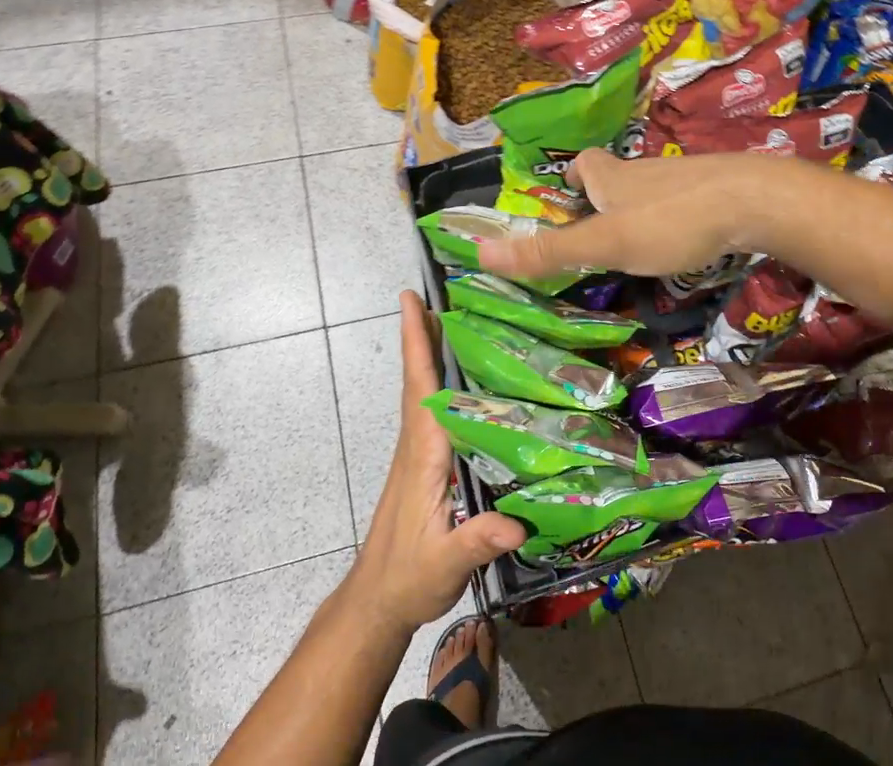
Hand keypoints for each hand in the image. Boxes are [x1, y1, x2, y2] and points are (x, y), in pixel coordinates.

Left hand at [350, 291, 525, 630]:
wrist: (377, 601)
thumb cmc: (408, 578)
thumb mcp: (445, 564)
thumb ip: (476, 541)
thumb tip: (515, 523)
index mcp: (423, 455)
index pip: (420, 388)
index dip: (416, 343)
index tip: (410, 299)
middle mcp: (417, 446)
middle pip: (420, 378)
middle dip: (426, 333)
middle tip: (444, 290)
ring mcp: (418, 456)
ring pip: (425, 393)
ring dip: (433, 354)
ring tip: (457, 319)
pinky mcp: (424, 468)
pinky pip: (434, 412)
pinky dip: (442, 383)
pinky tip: (467, 382)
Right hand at [477, 148, 783, 280]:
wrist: (752, 200)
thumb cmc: (670, 221)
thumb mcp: (604, 244)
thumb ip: (549, 252)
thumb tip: (480, 251)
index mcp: (611, 176)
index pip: (585, 163)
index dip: (573, 175)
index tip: (566, 190)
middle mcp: (643, 170)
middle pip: (616, 175)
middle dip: (603, 195)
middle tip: (596, 225)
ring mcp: (682, 178)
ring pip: (650, 189)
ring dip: (637, 208)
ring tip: (635, 239)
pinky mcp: (714, 190)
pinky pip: (683, 199)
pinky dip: (673, 216)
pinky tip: (682, 240)